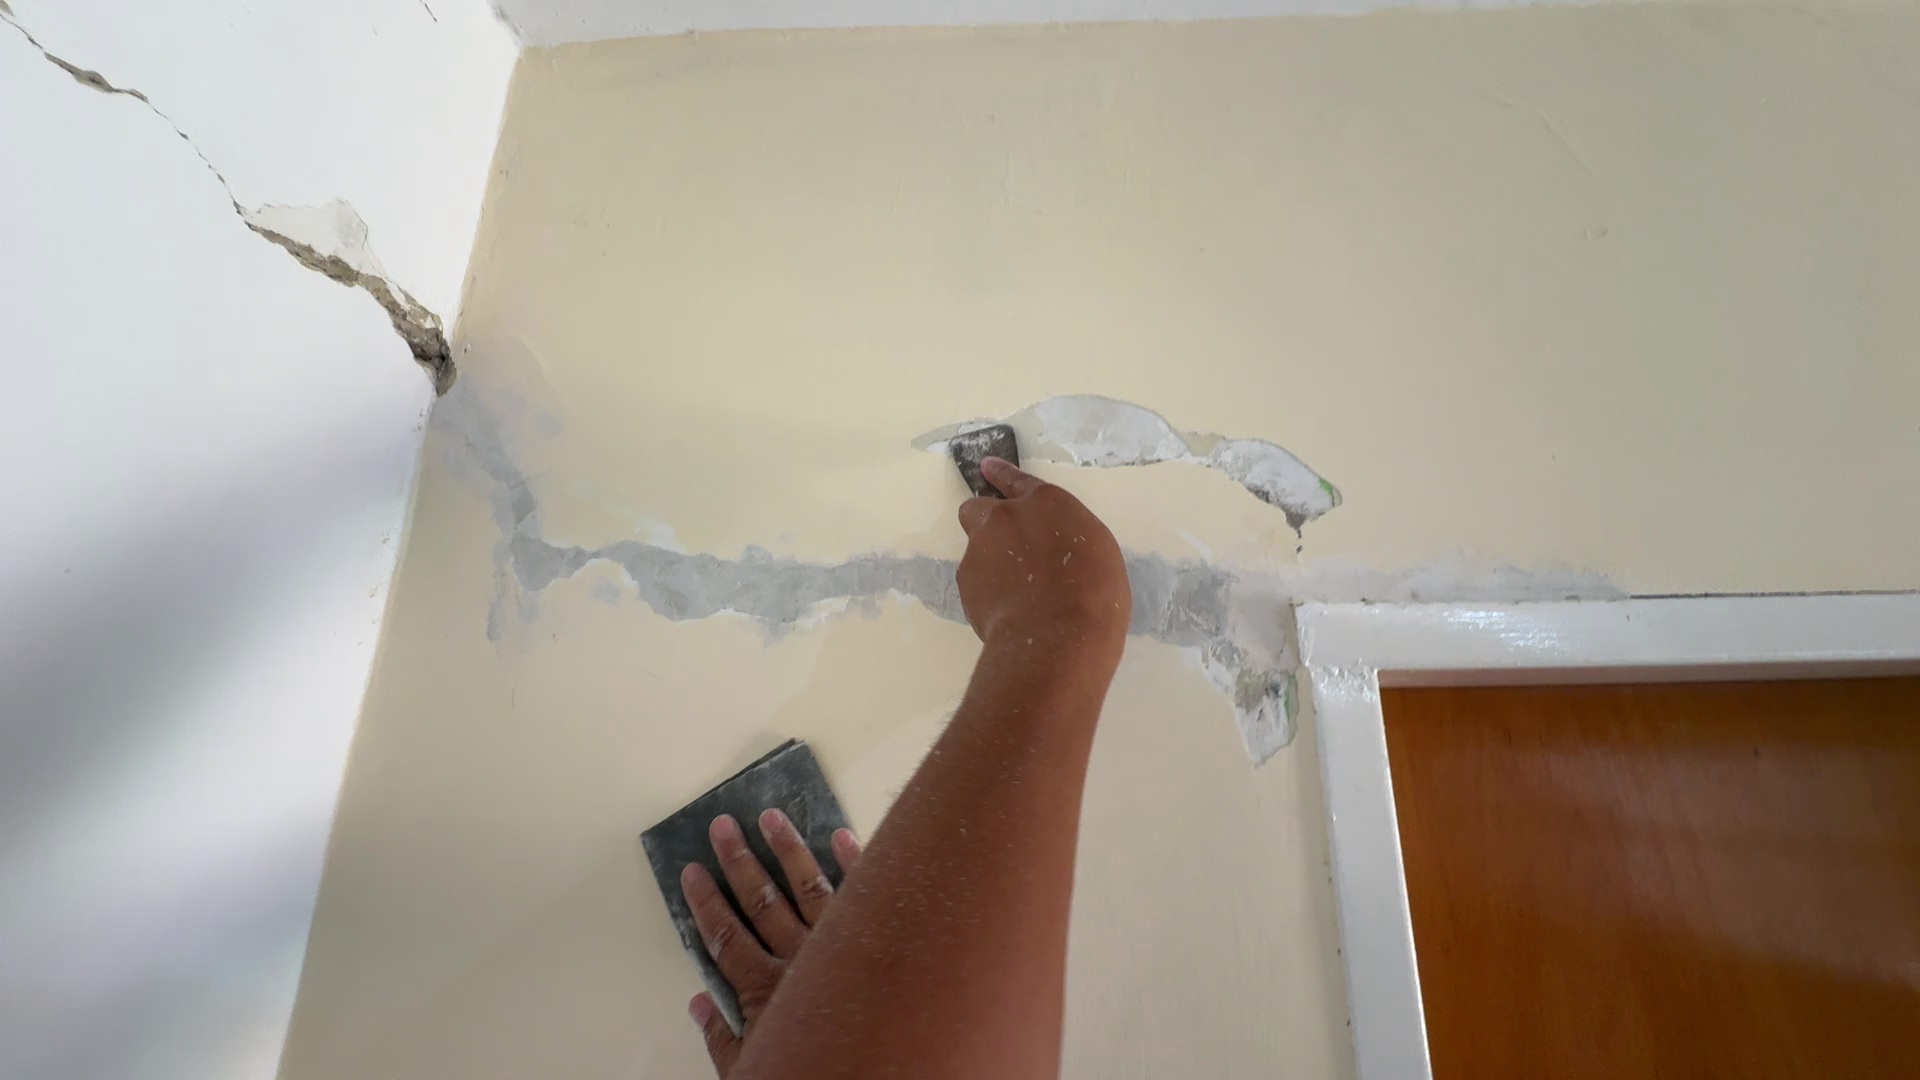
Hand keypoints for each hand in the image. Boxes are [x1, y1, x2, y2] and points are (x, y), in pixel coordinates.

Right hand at [682, 809, 861, 1076]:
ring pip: (808, 887)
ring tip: (771, 816)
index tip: (692, 870)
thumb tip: (696, 1001)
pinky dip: (852, 861)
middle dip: (739, 862)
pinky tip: (839, 834)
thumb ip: (723, 1039)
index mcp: (765, 990)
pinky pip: (863, 891)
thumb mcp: (753, 1071)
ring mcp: (840, 941)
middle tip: (723, 826)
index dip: (707, 903)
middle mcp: (800, 957)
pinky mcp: (877, 934)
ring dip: (787, 849)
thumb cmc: (809, 1069)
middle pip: (763, 902)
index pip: (727, 938)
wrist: (874, 1072)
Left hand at [956, 457, 1130, 668]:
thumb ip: (1065, 537)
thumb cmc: (1095, 594)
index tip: (987, 468)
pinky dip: (986, 590)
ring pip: (975, 546)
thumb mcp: (1096, 551)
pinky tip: (1006, 611)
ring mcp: (981, 546)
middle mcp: (1007, 516)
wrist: (1057, 636)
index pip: (1017, 479)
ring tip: (1012, 592)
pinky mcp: (966, 578)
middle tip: (1004, 548)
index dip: (1002, 474)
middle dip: (986, 521)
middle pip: (979, 507)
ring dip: (988, 560)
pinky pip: (973, 579)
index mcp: (1047, 503)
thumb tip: (1051, 547)